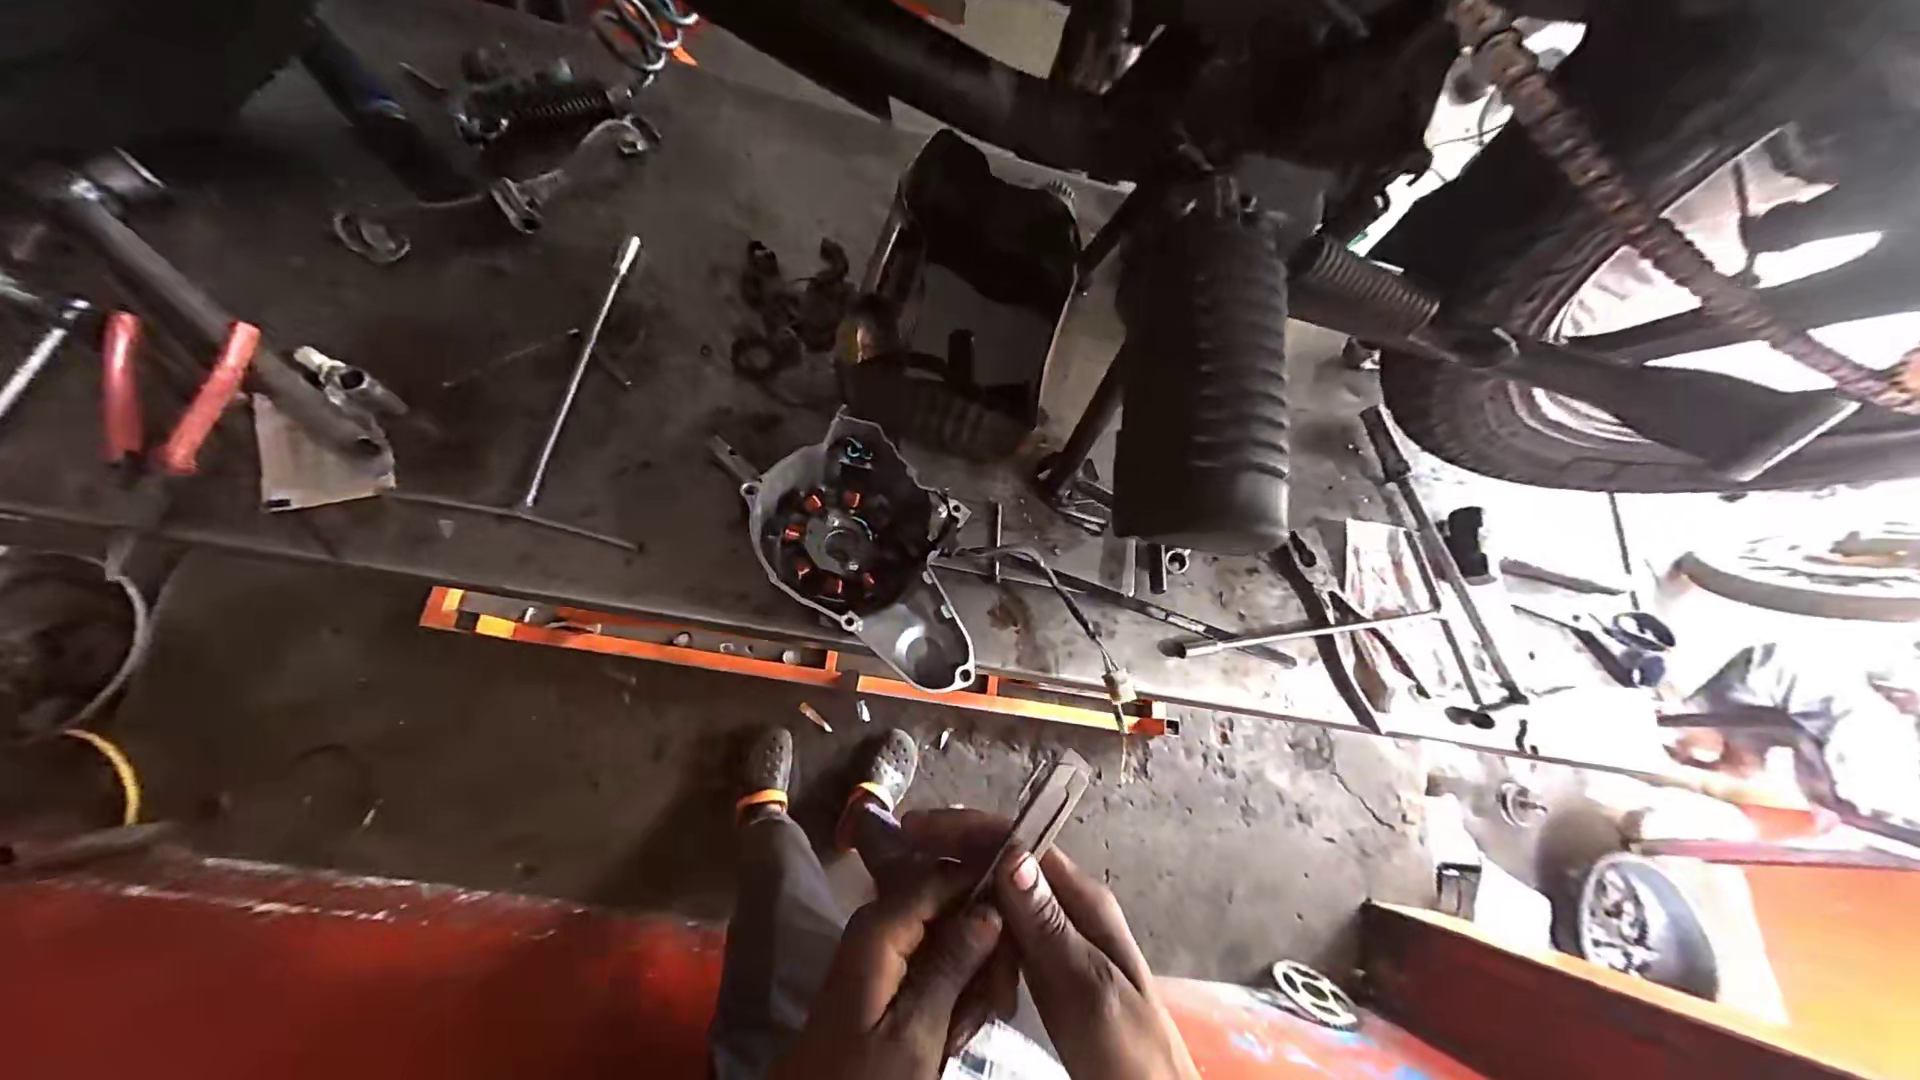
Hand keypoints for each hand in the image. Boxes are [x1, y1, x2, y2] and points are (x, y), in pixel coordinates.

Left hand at [768, 861, 1004, 1079]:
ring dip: (973, 970)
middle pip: (948, 903)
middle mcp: (879, 922)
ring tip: (987, 1014)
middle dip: (982, 941)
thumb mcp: (914, 1035)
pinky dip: (955, 986)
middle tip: (1003, 995)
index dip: (984, 890)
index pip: (943, 875)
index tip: (1020, 926)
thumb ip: (951, 966)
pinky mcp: (887, 972)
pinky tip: (964, 1023)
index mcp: (880, 924)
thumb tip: (990, 909)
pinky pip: (933, 958)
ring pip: (947, 932)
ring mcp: (882, 947)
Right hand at [904, 809, 1200, 1079]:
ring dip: (959, 879)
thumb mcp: (1086, 988)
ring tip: (913, 881)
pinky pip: (1001, 926)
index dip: (966, 828)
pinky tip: (945, 927)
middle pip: (1005, 858)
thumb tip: (1011, 856)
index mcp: (1081, 898)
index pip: (1019, 842)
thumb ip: (1048, 924)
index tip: (917, 828)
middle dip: (955, 847)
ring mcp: (1057, 931)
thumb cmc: (1127, 1049)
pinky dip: (971, 918)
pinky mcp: (1045, 960)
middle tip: (903, 850)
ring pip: (999, 890)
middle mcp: (1067, 903)